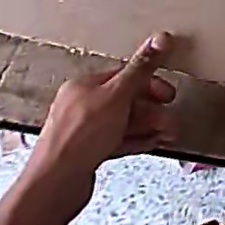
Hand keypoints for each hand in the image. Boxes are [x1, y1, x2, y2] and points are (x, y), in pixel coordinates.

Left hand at [22, 31, 181, 214]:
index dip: (150, 82)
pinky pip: (119, 140)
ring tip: (168, 133)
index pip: (124, 75)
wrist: (54, 186)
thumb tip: (160, 38)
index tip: (167, 93)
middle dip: (154, 109)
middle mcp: (82, 105)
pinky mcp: (88, 152)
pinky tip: (153, 142)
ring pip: (125, 121)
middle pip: (128, 100)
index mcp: (84, 86)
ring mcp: (85, 130)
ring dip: (150, 125)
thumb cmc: (78, 138)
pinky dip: (138, 140)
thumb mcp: (118, 95)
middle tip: (169, 117)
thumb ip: (142, 67)